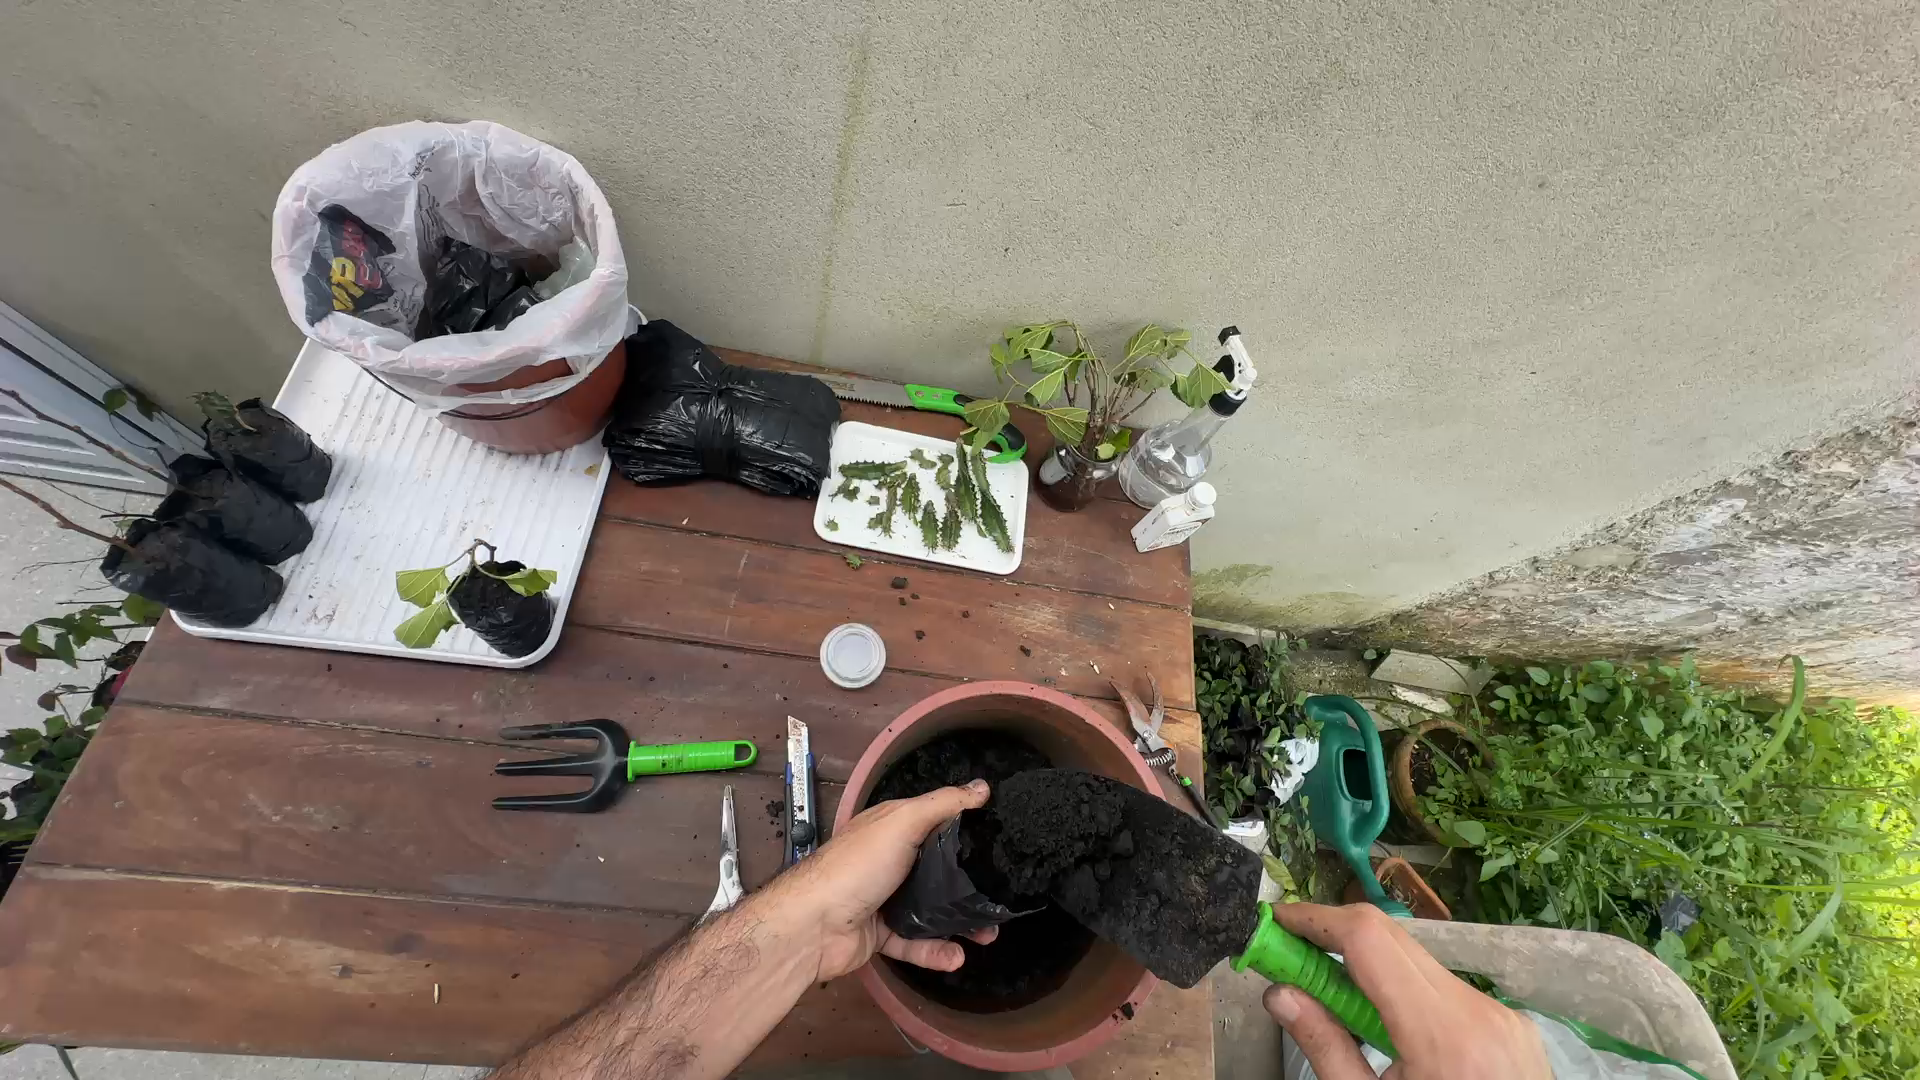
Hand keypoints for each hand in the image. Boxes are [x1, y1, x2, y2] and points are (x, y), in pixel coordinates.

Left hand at [758, 779, 999, 979]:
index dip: (963, 826)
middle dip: (967, 882)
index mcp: (891, 827)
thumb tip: (983, 787)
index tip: (996, 837)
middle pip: (936, 869)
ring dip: (959, 922)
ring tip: (989, 933)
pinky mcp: (880, 935)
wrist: (813, 925)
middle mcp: (889, 860)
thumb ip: (943, 804)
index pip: (934, 821)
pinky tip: (959, 956)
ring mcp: (884, 899)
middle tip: (999, 894)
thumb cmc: (859, 864)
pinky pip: (915, 943)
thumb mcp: (903, 822)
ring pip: (930, 910)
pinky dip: (936, 951)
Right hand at [1263, 903, 1549, 1079]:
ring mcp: (1504, 1018)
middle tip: (1288, 954)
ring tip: (1330, 996)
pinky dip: (1397, 985)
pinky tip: (1380, 1020)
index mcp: (1446, 1037)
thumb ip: (1325, 1047)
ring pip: (1412, 957)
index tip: (1274, 923)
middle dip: (1330, 935)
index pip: (1368, 939)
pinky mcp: (1511, 1027)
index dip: (1313, 919)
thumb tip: (1276, 992)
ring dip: (1362, 961)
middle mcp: (1480, 1012)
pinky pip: (1439, 983)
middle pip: (1388, 937)